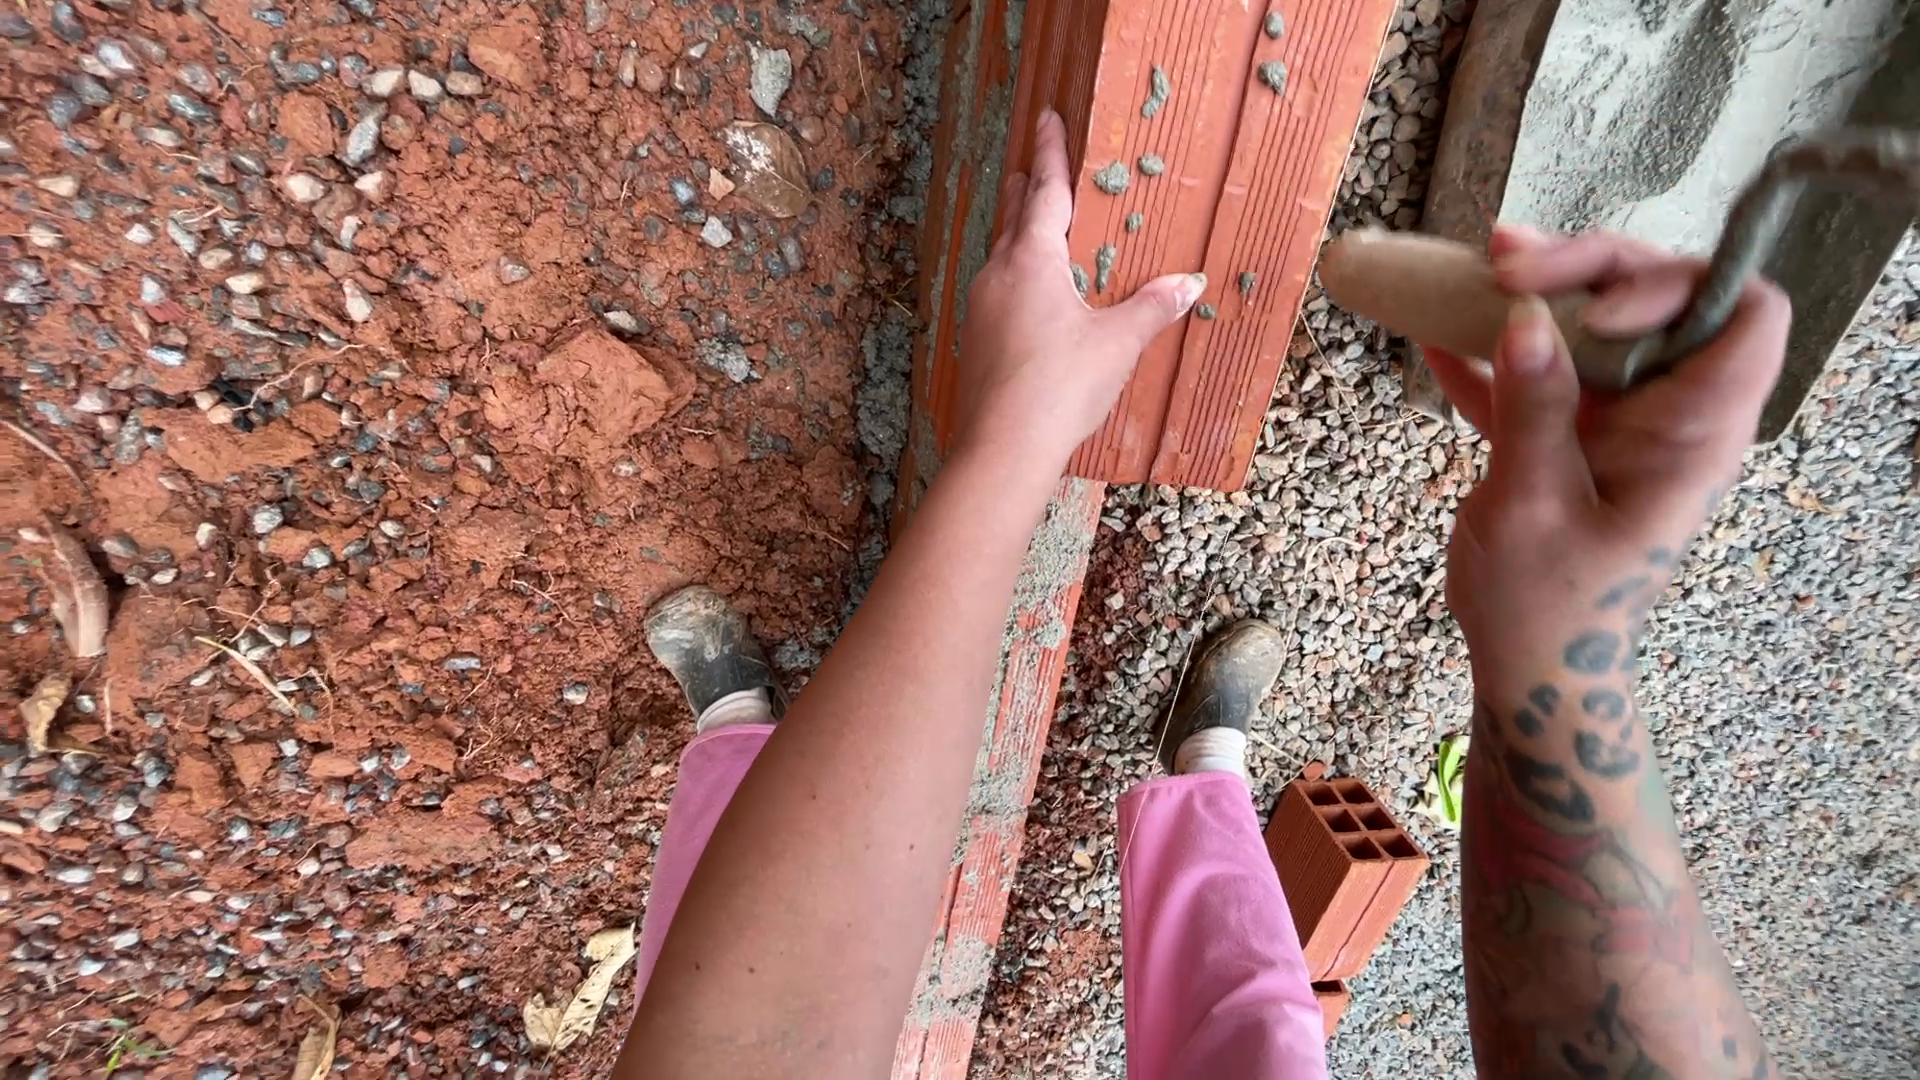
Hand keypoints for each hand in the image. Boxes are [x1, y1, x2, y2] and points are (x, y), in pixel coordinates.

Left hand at [953, 110, 1206, 467]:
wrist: (1004, 446)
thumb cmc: (1062, 386)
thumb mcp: (1117, 343)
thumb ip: (1152, 308)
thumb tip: (1189, 284)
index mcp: (1032, 261)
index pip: (1043, 193)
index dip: (1050, 154)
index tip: (1047, 119)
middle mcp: (997, 278)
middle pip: (1012, 221)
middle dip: (1023, 191)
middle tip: (1028, 168)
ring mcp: (979, 312)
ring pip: (999, 261)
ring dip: (1015, 240)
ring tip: (1028, 233)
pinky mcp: (974, 346)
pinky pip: (995, 299)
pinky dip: (1012, 284)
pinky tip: (1023, 302)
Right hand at [1426, 228, 1791, 678]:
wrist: (1529, 656)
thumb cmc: (1545, 600)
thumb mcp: (1533, 505)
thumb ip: (1535, 411)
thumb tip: (1523, 323)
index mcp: (1693, 433)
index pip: (1736, 316)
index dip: (1673, 285)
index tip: (1585, 306)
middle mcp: (1662, 416)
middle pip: (1650, 308)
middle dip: (1584, 272)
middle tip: (1504, 262)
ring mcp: (1607, 425)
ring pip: (1585, 335)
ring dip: (1531, 300)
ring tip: (1475, 268)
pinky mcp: (1557, 441)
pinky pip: (1529, 382)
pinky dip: (1487, 358)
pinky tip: (1436, 338)